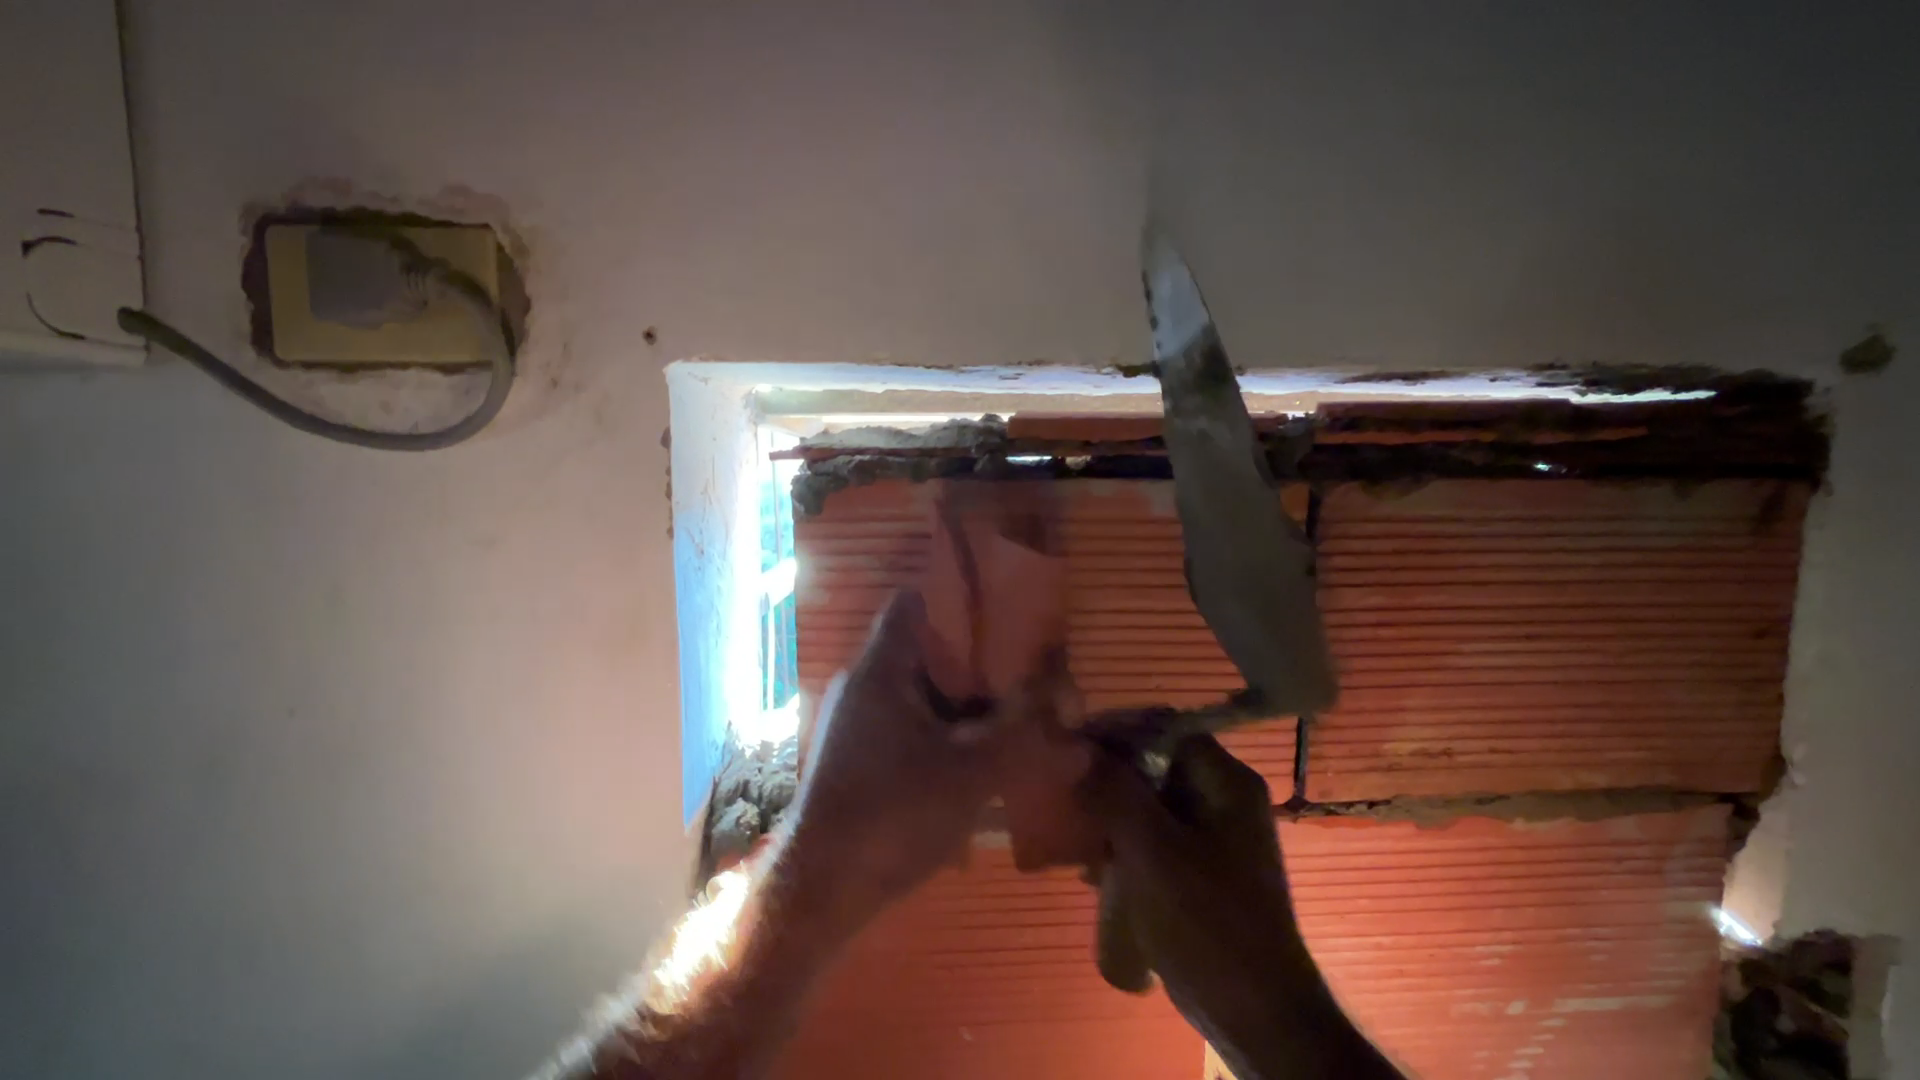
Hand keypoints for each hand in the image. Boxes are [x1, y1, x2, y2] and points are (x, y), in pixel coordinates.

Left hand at [776, 589, 1004, 937]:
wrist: (821, 890)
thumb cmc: (891, 815)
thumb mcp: (971, 773)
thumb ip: (1026, 742)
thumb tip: (1080, 730)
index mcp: (880, 669)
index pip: (914, 602)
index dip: (959, 597)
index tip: (1007, 606)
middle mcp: (864, 686)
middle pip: (926, 651)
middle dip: (978, 658)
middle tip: (1029, 666)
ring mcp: (859, 725)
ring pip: (921, 693)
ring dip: (965, 700)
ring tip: (1016, 709)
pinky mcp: (862, 759)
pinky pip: (911, 726)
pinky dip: (945, 730)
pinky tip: (982, 754)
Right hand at [1083, 735, 1306, 1010]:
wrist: (1255, 1011)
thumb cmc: (1207, 922)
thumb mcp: (1152, 852)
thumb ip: (1115, 794)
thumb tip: (1078, 750)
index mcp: (1225, 782)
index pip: (1165, 729)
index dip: (1116, 732)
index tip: (1070, 748)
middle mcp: (1223, 799)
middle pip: (1155, 766)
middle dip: (1106, 777)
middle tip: (1061, 791)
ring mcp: (1213, 837)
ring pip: (1150, 804)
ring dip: (1109, 814)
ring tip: (1069, 832)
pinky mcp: (1200, 871)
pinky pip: (1154, 840)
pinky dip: (1123, 845)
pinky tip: (1090, 869)